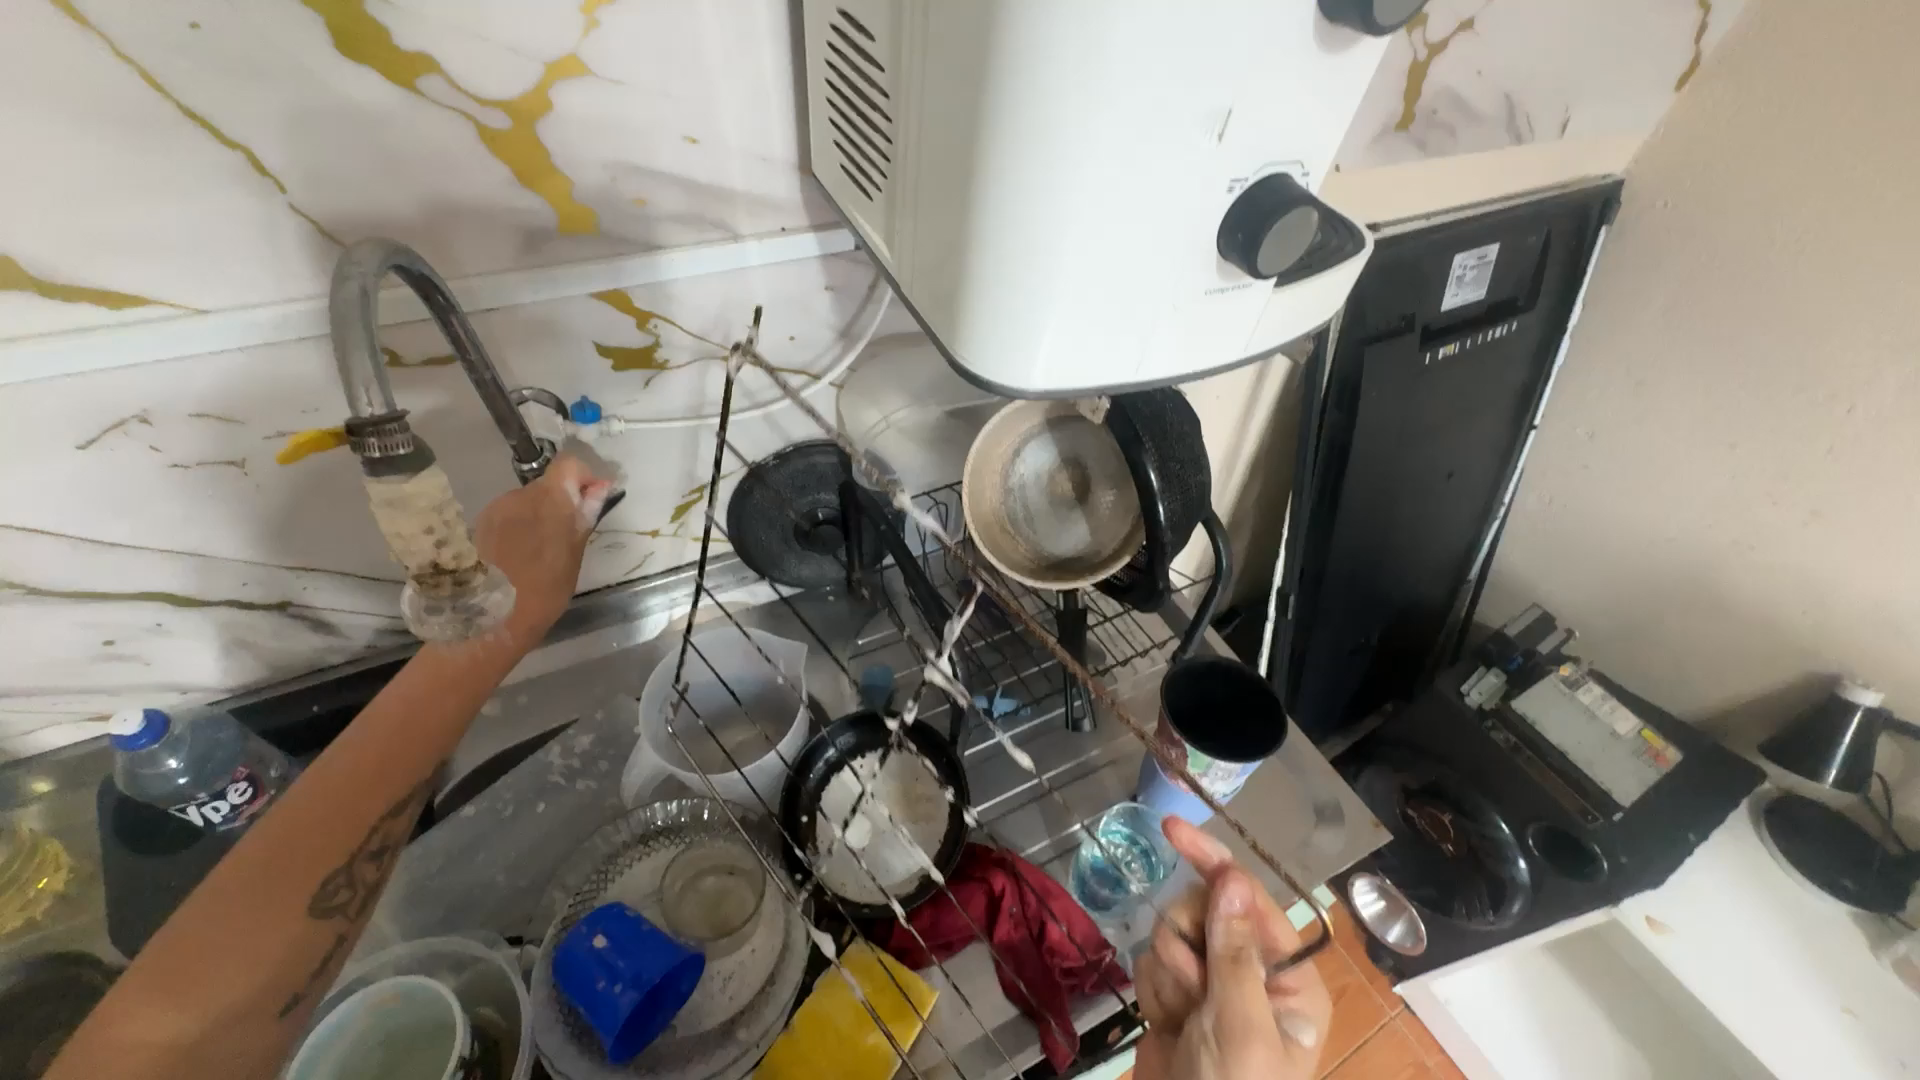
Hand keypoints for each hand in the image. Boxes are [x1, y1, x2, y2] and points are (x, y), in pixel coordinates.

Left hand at [472, 454, 614, 650]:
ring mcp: (495, 508)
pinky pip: (507, 515)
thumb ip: (586, 514)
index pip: (569, 464)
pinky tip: (517, 555)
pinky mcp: (479, 523)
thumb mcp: (576, 551)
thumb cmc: (547, 588)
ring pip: (526, 501)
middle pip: (547, 484)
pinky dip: (517, 527)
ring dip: (536, 516)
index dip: (582, 478)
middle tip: (564, 536)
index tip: (588, 502)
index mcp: (549, 499)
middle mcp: (519, 495)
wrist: (494, 618)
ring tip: (538, 551)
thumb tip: (601, 486)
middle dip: (559, 502)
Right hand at [1134, 817, 1331, 1079]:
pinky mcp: (1176, 993)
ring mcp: (1211, 981)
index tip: (1171, 830)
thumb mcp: (1241, 1027)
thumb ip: (1233, 950)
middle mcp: (1252, 969)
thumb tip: (1232, 877)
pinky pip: (1151, 961)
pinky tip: (1169, 1024)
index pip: (1248, 897)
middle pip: (1200, 908)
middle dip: (1186, 943)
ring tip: (1184, 1017)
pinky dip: (1154, 992)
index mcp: (1289, 976)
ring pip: (1170, 932)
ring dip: (1169, 975)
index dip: (1211, 860)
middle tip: (1193, 985)